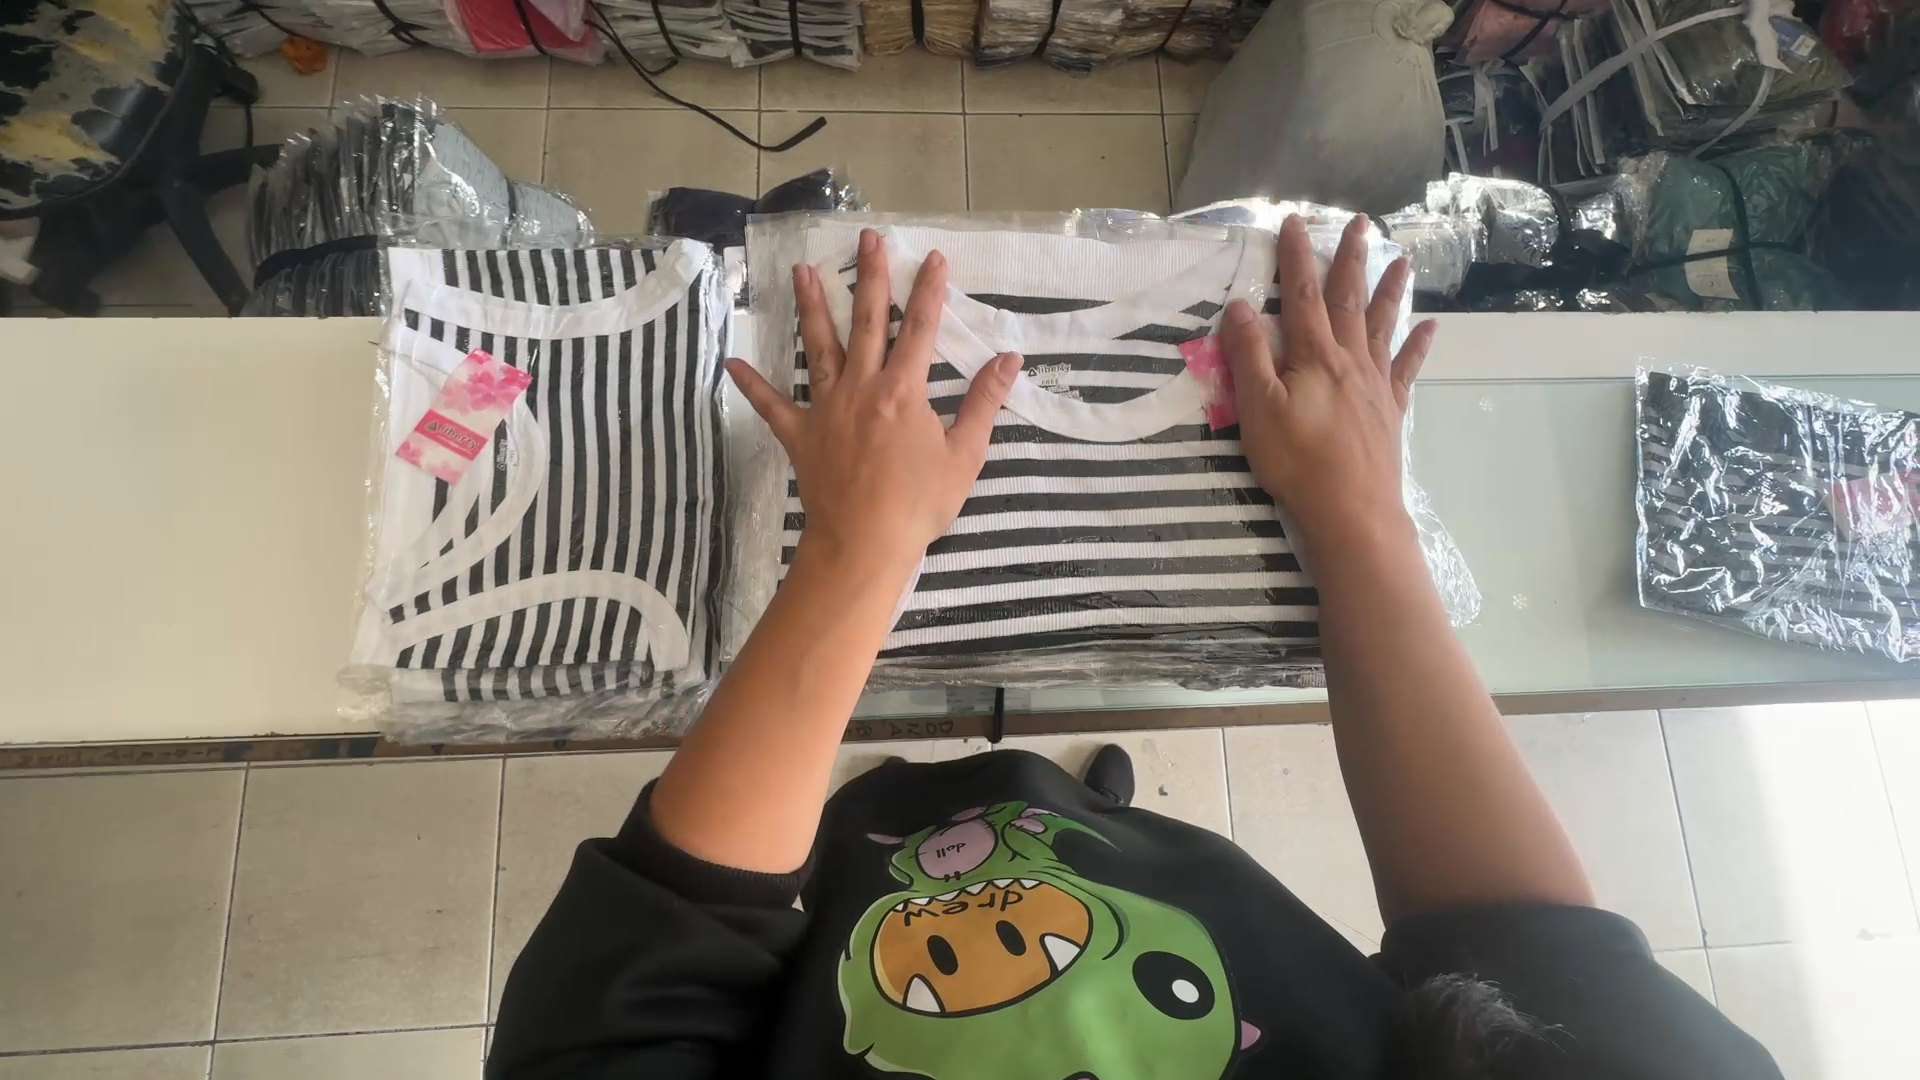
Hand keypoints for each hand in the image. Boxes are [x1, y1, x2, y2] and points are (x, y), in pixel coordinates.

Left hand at [727, 228, 1023, 573]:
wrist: (865, 543)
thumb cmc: (919, 503)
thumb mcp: (965, 455)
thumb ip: (984, 403)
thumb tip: (1009, 359)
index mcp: (903, 391)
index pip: (920, 328)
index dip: (929, 291)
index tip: (932, 257)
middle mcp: (862, 387)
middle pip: (866, 322)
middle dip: (869, 277)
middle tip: (866, 238)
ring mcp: (826, 409)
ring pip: (818, 348)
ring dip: (811, 308)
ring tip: (800, 270)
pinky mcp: (801, 435)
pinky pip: (773, 407)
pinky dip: (754, 387)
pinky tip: (733, 365)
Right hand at [1222, 213, 1437, 550]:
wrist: (1351, 507)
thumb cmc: (1297, 459)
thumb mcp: (1258, 408)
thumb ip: (1249, 357)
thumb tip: (1241, 307)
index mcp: (1315, 357)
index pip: (1304, 296)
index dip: (1298, 258)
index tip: (1295, 222)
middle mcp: (1351, 361)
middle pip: (1351, 301)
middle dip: (1351, 261)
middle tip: (1361, 224)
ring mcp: (1375, 385)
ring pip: (1384, 327)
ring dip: (1390, 292)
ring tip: (1403, 261)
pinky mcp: (1389, 411)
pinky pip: (1406, 369)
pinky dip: (1418, 346)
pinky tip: (1430, 329)